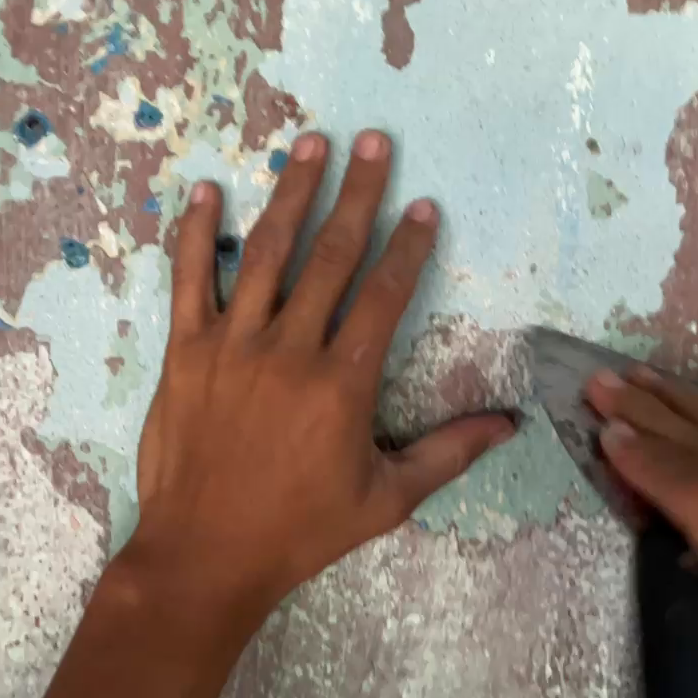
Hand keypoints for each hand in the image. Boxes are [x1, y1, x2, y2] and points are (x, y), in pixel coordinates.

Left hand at [121, 128, 517, 623]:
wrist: (205, 556)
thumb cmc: (300, 531)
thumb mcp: (386, 500)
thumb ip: (448, 454)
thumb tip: (510, 424)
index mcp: (342, 382)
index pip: (384, 296)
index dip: (408, 247)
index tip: (423, 205)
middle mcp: (290, 349)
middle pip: (331, 256)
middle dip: (358, 193)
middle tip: (375, 141)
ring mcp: (232, 344)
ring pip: (267, 253)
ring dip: (291, 193)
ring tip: (310, 144)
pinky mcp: (186, 350)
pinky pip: (190, 280)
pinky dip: (195, 234)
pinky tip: (207, 190)